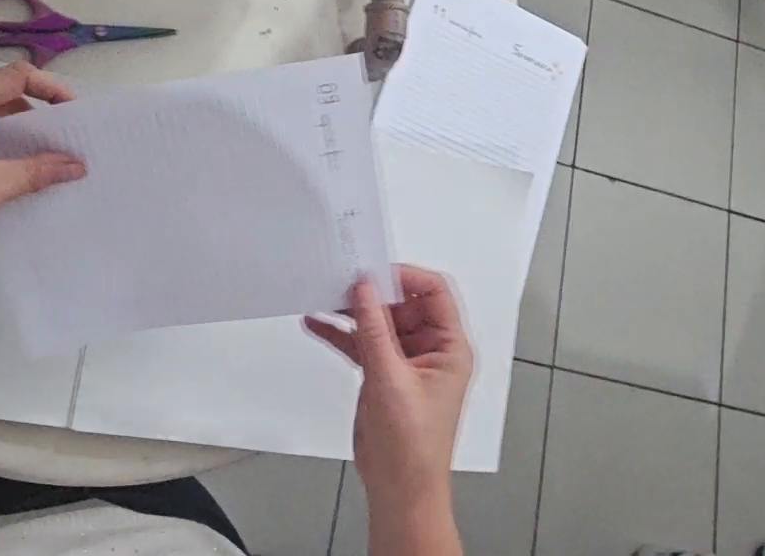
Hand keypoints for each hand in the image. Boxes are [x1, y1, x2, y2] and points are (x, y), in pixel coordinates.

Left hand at [0, 61, 85, 271]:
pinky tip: (11, 168)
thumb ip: (36, 172)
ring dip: (15, 132)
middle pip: (0, 93)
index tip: (75, 114)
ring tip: (44, 157)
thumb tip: (76, 166)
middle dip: (36, 114)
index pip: (14, 77)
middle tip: (65, 139)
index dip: (51, 90)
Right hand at [304, 266, 473, 512]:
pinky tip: (316, 322)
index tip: (373, 272)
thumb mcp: (390, 379)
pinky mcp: (382, 372)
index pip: (434, 292)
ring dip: (351, 310)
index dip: (406, 277)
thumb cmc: (411, 444)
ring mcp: (404, 359)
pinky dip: (340, 332)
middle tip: (341, 278)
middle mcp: (429, 348)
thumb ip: (375, 329)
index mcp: (448, 347)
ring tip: (323, 293)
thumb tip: (363, 285)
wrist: (399, 491)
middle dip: (372, 291)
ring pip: (378, 320)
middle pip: (402, 302)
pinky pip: (361, 341)